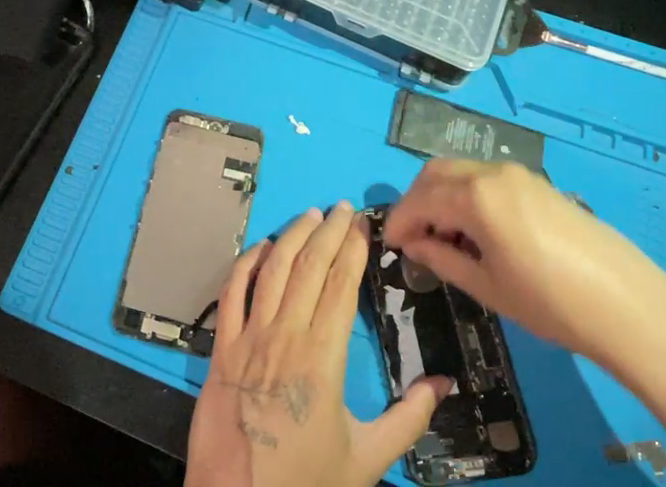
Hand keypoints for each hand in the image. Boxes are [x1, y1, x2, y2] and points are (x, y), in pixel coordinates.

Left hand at [185, 202, 449, 486]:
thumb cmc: (304, 480)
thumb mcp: (366, 457)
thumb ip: (408, 418)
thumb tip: (444, 384)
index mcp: (322, 357)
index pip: (341, 285)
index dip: (352, 248)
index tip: (362, 223)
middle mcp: (285, 335)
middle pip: (309, 267)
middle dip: (327, 231)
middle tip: (341, 207)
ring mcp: (248, 337)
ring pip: (271, 270)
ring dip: (290, 236)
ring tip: (308, 215)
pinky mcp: (221, 347)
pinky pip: (232, 293)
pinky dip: (246, 263)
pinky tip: (261, 247)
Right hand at [382, 160, 653, 360]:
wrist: (628, 305)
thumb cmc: (550, 302)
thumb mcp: (487, 286)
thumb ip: (442, 260)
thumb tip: (414, 245)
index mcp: (475, 197)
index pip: (419, 200)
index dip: (399, 221)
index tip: (390, 246)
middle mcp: (492, 173)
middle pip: (436, 173)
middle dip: (416, 201)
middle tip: (412, 238)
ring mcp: (519, 176)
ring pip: (462, 172)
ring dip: (441, 196)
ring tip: (443, 239)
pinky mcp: (539, 185)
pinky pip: (487, 180)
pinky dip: (467, 196)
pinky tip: (476, 232)